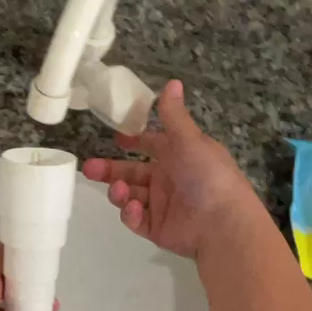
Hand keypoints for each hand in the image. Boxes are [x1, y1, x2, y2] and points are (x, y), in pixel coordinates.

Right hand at [83, 79, 255, 257]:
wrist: (222, 223)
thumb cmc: (208, 176)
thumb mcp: (190, 140)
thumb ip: (173, 115)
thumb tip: (172, 82)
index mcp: (179, 156)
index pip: (151, 145)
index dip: (133, 141)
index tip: (115, 137)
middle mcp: (168, 179)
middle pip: (131, 172)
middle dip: (110, 170)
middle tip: (89, 169)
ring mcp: (161, 205)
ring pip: (130, 195)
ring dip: (119, 192)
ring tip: (119, 191)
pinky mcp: (156, 228)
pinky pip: (136, 219)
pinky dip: (131, 214)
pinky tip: (134, 209)